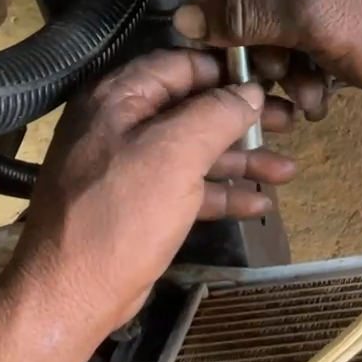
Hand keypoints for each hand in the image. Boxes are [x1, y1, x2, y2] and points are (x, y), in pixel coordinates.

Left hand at [4, 50, 297, 326]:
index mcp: (120, 98)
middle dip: (245, 118)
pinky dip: (224, 193)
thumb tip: (251, 92)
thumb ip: (217, 114)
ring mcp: (132, 167)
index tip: (271, 81)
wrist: (71, 296)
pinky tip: (259, 203)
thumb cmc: (120, 215)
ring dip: (243, 160)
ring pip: (198, 151)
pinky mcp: (142, 205)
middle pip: (196, 108)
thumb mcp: (174, 154)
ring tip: (288, 170)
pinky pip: (191, 187)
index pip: (181, 64)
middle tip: (291, 122)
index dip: (228, 71)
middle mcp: (124, 124)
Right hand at [171, 0, 361, 110]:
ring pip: (285, 26)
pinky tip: (319, 99)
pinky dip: (310, 71)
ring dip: (286, 66)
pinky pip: (313, 42)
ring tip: (302, 97)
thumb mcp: (308, 17)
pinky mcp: (354, 23)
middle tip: (266, 74)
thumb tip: (185, 16)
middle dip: (259, 42)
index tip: (205, 33)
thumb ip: (246, 14)